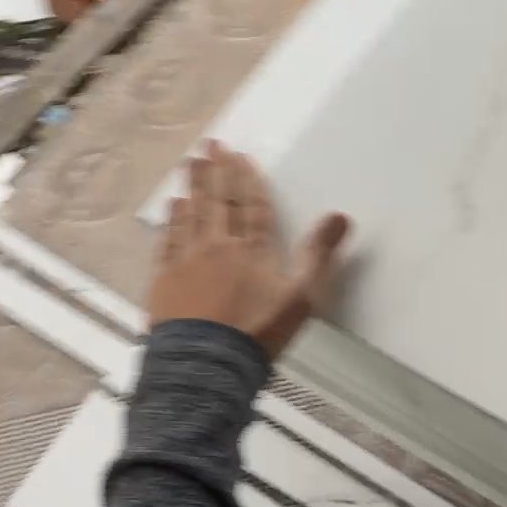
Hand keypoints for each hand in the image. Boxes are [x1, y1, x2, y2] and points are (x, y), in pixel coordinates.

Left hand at [149, 141, 350, 359]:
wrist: (207, 362)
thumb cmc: (259, 331)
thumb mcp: (301, 296)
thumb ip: (319, 255)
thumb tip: (341, 216)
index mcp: (253, 248)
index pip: (251, 206)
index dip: (246, 179)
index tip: (238, 155)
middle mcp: (218, 245)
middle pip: (218, 202)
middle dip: (216, 171)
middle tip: (210, 144)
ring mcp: (188, 260)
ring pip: (191, 214)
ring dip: (192, 186)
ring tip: (190, 162)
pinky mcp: (165, 279)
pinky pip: (168, 240)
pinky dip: (172, 220)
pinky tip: (172, 206)